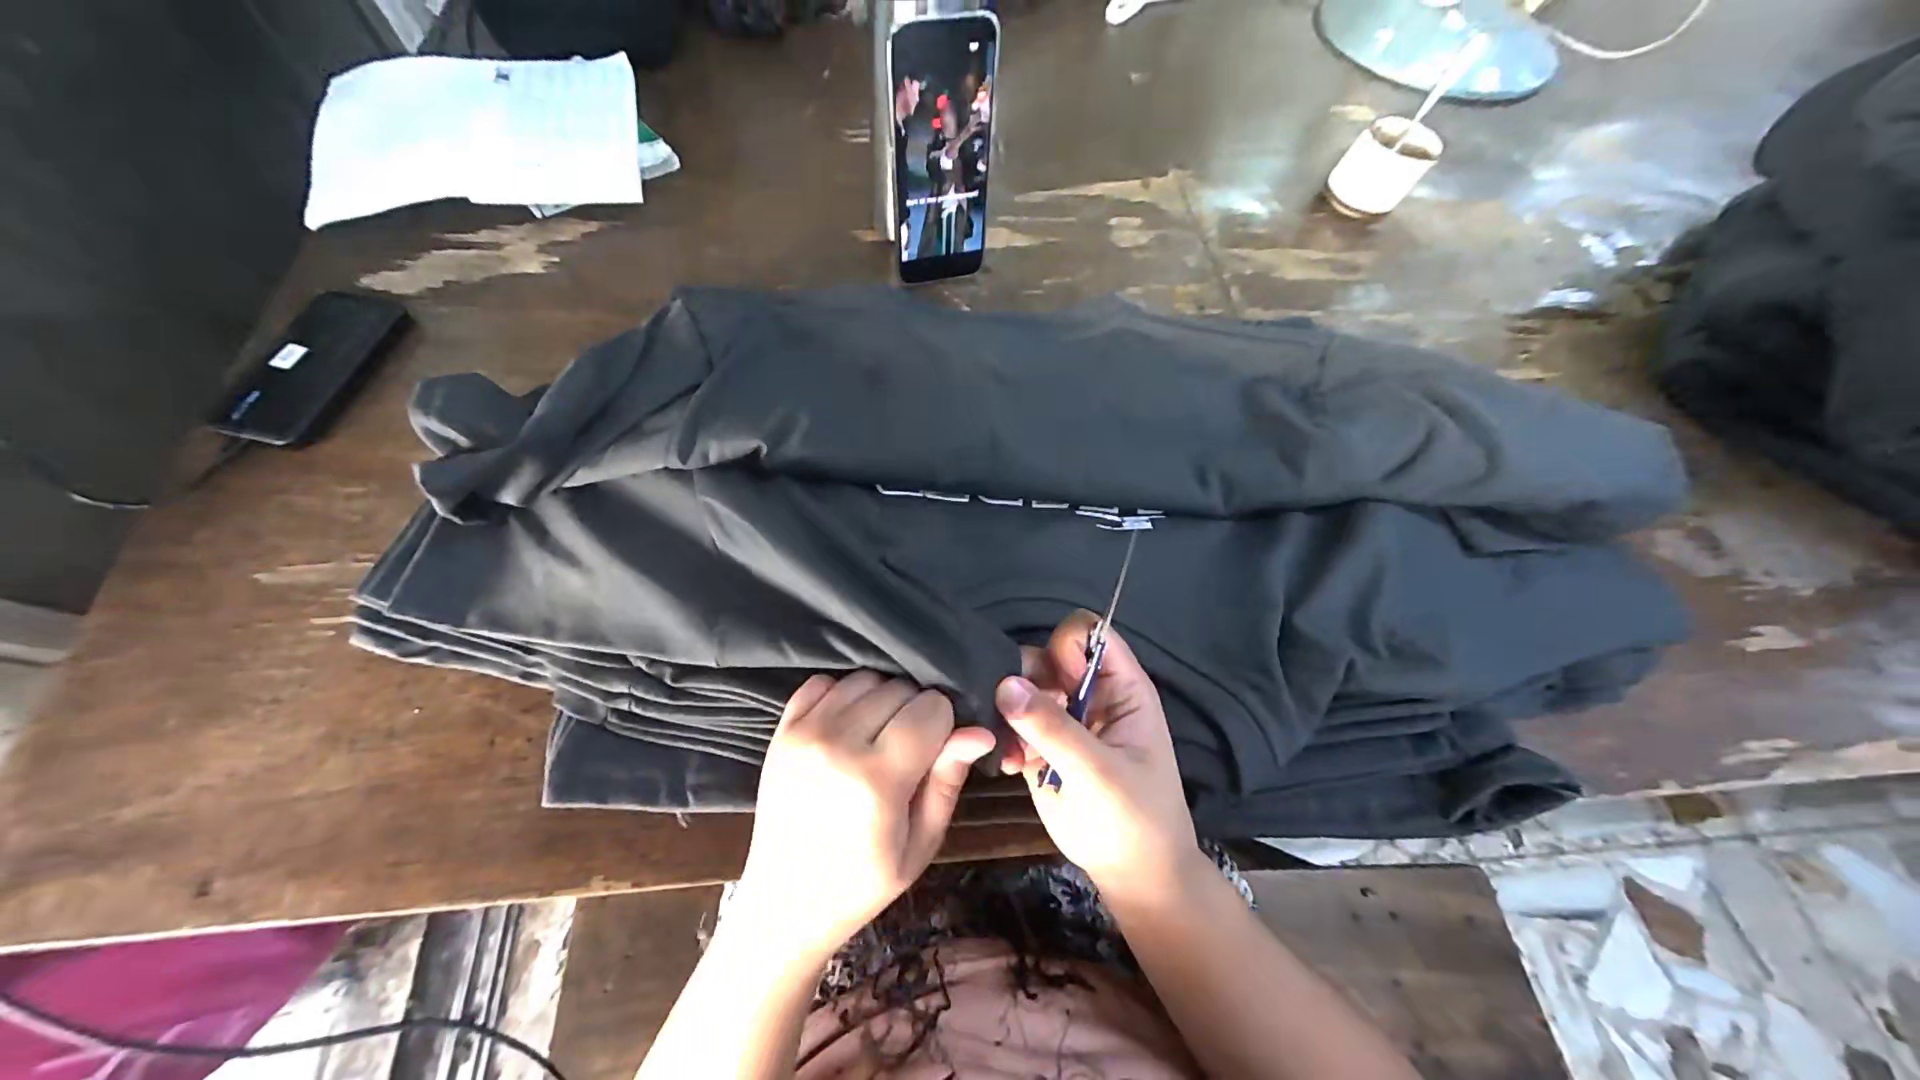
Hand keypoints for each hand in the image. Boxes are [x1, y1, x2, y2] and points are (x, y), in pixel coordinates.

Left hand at [732, 672, 995, 959]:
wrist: (785, 902)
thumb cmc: (863, 882)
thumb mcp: (920, 843)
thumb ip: (947, 780)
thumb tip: (981, 731)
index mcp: (877, 779)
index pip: (932, 707)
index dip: (944, 726)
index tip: (936, 753)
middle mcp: (837, 744)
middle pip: (901, 687)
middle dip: (915, 712)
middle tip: (908, 752)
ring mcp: (803, 733)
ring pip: (865, 678)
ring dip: (880, 700)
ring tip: (877, 738)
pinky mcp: (781, 730)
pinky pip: (823, 682)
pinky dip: (842, 695)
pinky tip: (847, 727)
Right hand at [997, 613, 1201, 901]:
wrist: (1133, 876)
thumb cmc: (1134, 819)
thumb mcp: (1099, 772)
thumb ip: (1053, 727)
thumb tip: (1004, 683)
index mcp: (1120, 687)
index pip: (1088, 634)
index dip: (1065, 649)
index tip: (1054, 686)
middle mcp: (1090, 694)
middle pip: (1046, 657)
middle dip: (1027, 683)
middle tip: (1022, 722)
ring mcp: (1064, 719)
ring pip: (1022, 687)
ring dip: (1009, 713)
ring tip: (1014, 749)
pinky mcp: (1041, 745)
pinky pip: (1011, 722)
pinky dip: (1004, 738)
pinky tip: (1008, 764)